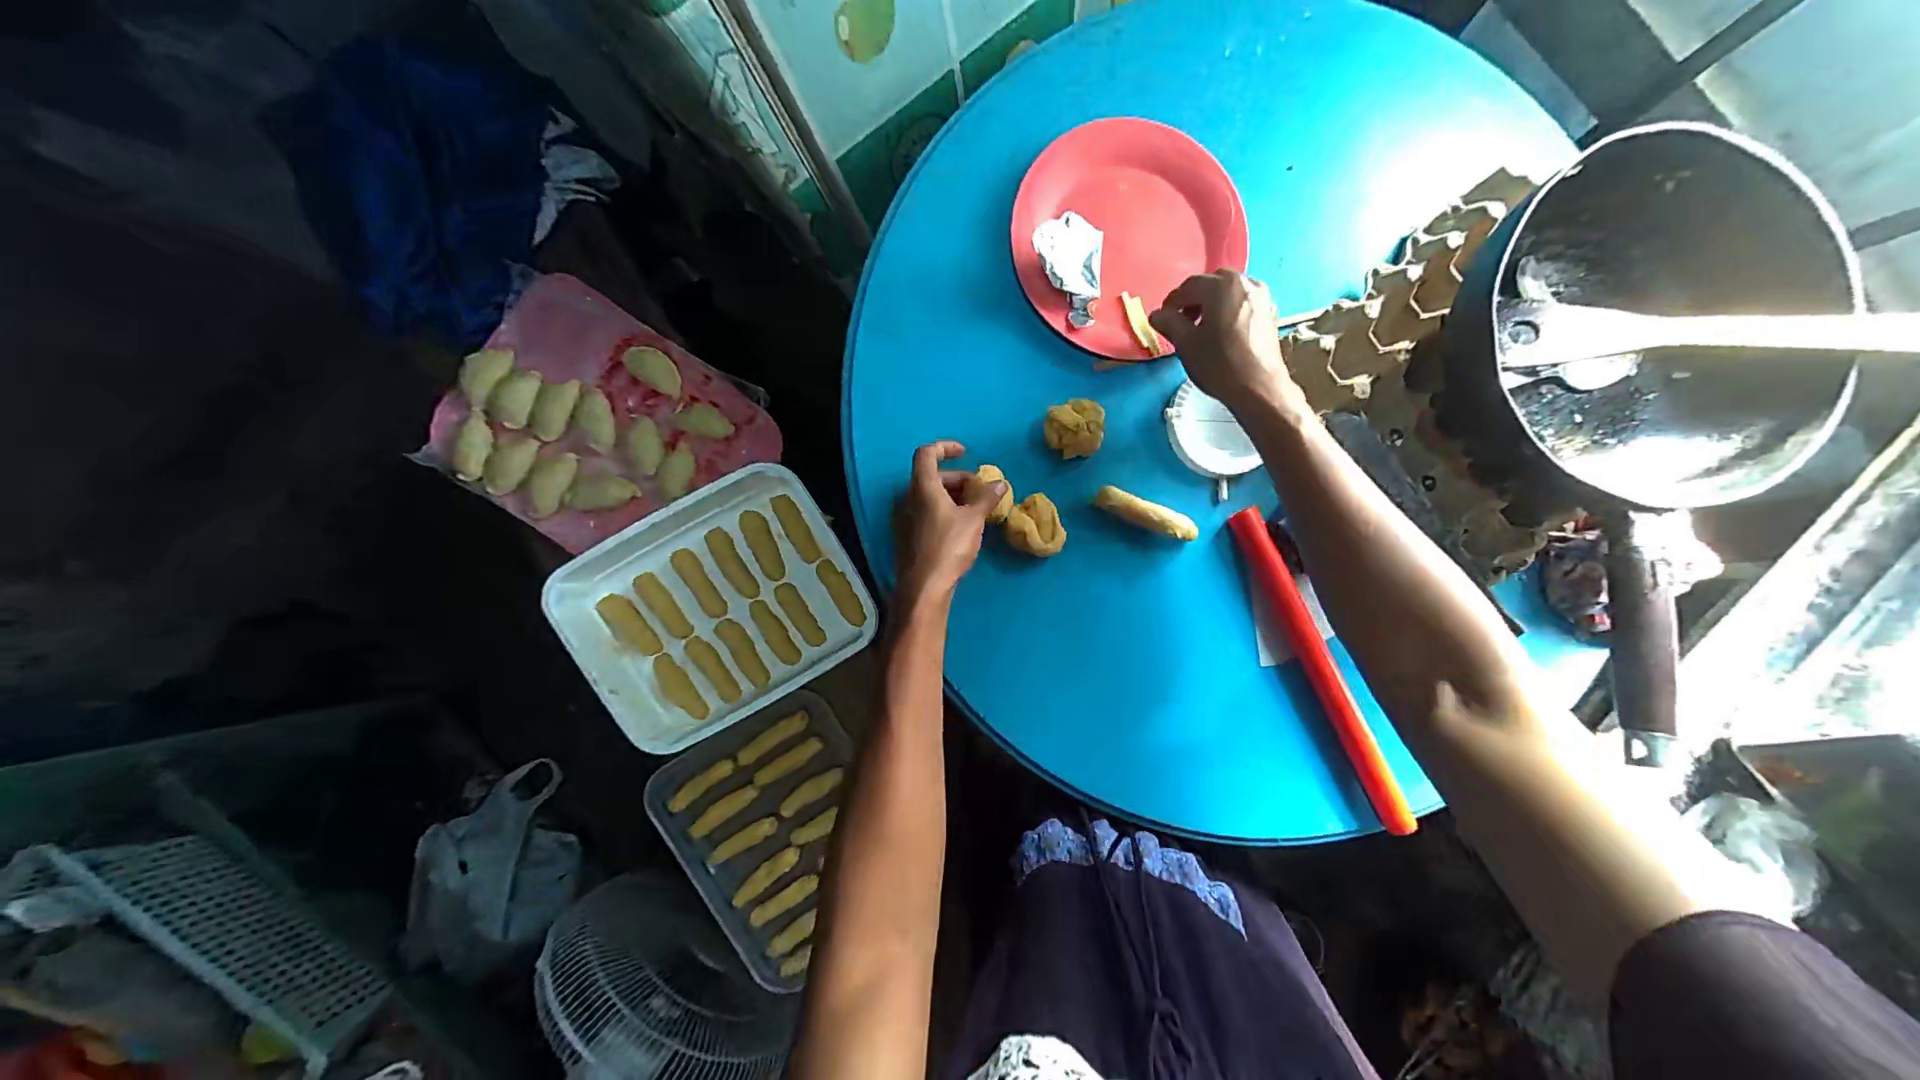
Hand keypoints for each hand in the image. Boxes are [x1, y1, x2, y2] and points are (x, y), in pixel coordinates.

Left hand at [893, 440, 1002, 605]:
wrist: (924, 587)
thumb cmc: (948, 547)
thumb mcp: (973, 520)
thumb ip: (987, 498)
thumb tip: (999, 483)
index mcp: (922, 487)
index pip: (926, 453)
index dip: (945, 448)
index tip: (965, 453)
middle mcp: (908, 498)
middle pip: (931, 476)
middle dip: (958, 478)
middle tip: (981, 491)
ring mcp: (904, 517)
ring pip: (929, 496)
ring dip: (952, 495)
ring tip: (976, 509)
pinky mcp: (906, 535)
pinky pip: (925, 511)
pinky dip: (943, 510)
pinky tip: (961, 526)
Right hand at [1150, 270, 1310, 420]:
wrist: (1258, 388)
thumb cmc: (1219, 365)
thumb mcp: (1186, 344)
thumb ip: (1168, 323)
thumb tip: (1157, 315)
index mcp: (1222, 286)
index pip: (1188, 286)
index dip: (1171, 303)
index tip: (1163, 319)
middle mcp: (1245, 283)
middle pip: (1210, 283)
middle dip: (1194, 300)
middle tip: (1183, 323)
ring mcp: (1261, 296)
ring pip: (1228, 290)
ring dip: (1212, 303)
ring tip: (1203, 328)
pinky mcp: (1269, 311)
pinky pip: (1243, 301)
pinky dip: (1229, 309)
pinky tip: (1222, 332)